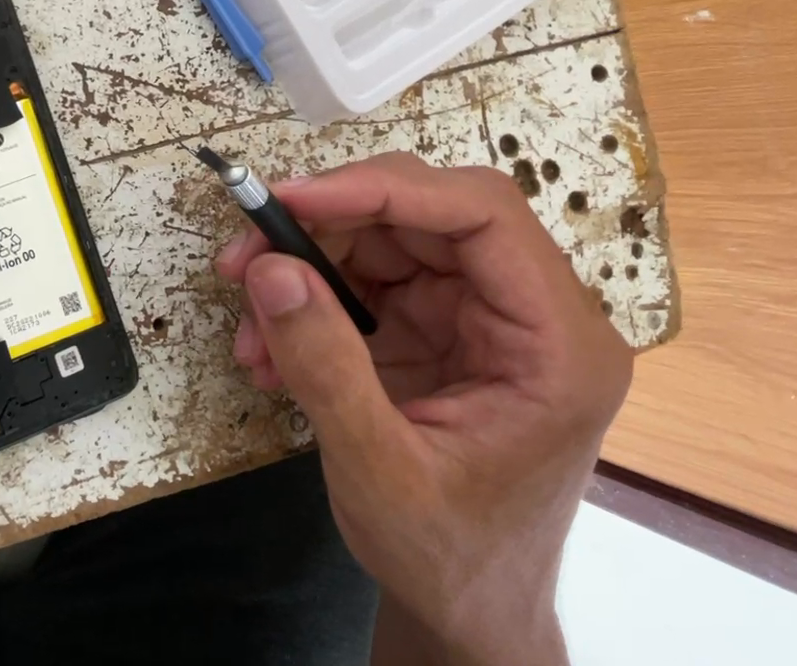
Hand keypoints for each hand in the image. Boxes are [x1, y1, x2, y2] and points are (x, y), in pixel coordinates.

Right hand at [216, 153, 631, 664]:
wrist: (462, 608)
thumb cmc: (447, 555)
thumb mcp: (378, 469)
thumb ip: (325, 367)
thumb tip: (270, 269)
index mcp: (555, 343)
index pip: (480, 216)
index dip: (380, 189)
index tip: (286, 200)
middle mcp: (522, 313)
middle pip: (419, 217)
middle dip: (320, 228)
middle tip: (241, 257)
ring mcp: (473, 318)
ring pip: (377, 244)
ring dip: (299, 271)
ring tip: (248, 331)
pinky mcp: (431, 330)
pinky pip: (358, 285)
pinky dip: (302, 305)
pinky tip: (266, 350)